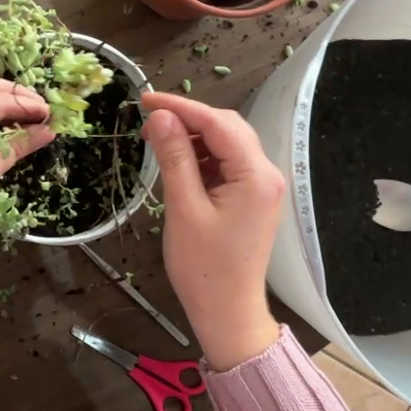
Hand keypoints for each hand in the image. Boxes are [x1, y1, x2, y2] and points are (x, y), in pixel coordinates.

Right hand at [140, 91, 285, 368]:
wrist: (227, 312)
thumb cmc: (204, 268)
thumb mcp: (183, 209)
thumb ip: (174, 158)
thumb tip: (161, 117)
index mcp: (256, 176)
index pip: (217, 123)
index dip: (180, 106)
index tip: (144, 99)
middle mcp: (266, 175)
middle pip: (227, 128)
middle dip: (188, 119)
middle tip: (148, 120)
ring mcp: (261, 187)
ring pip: (226, 145)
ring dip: (193, 138)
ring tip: (157, 140)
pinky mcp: (251, 199)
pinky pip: (227, 165)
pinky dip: (202, 158)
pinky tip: (177, 162)